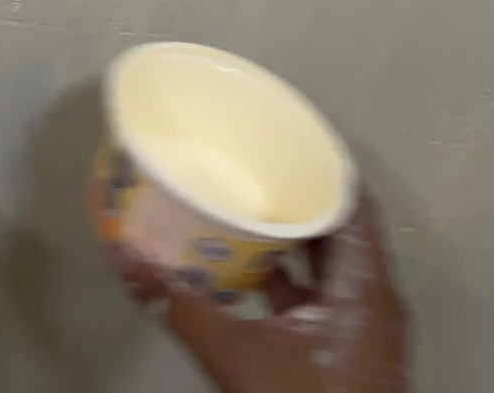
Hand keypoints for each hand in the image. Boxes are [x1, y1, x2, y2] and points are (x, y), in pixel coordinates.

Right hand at [96, 190, 408, 392]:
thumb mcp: (237, 357)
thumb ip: (178, 304)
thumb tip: (121, 254)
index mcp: (366, 289)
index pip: (353, 202)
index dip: (320, 164)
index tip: (275, 136)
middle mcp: (372, 300)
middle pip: (338, 226)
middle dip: (291, 192)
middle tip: (242, 161)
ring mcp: (359, 328)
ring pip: (326, 259)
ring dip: (286, 232)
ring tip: (235, 200)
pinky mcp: (341, 350)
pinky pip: (316, 290)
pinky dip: (283, 269)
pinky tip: (239, 262)